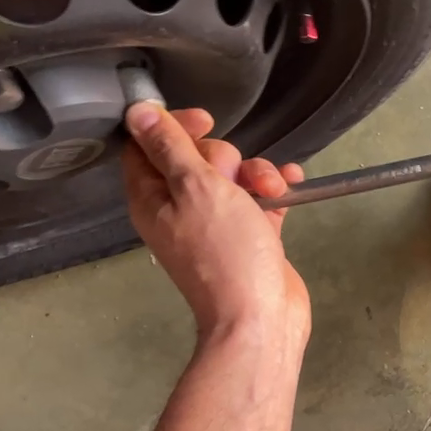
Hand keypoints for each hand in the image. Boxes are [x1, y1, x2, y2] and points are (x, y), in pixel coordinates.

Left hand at [122, 104, 309, 346]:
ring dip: (257, 174)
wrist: (260, 319)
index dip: (175, 125)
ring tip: (274, 189)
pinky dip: (275, 189)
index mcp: (153, 198)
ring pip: (234, 179)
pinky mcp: (250, 238)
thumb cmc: (227, 254)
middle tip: (235, 178)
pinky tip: (292, 184)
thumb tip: (137, 111)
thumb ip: (170, 147)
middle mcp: (180, 210)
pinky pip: (260, 200)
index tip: (207, 121)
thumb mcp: (197, 189)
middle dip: (226, 157)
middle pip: (197, 159)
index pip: (149, 145)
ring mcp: (217, 226)